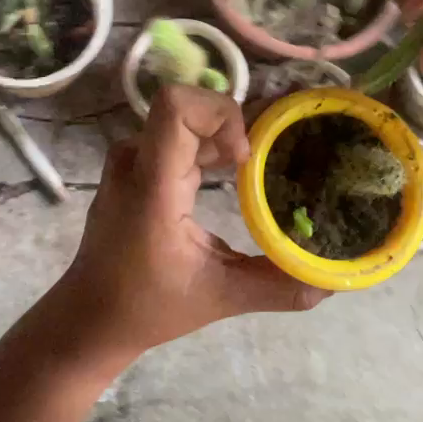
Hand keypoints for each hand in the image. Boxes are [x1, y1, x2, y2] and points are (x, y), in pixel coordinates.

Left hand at [54, 86, 327, 357]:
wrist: (90, 315)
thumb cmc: (148, 306)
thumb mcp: (219, 297)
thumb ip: (277, 287)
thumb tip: (332, 282)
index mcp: (152, 186)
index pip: (176, 107)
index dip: (221, 114)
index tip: (245, 156)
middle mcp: (135, 160)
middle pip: (186, 106)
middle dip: (234, 122)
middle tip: (270, 152)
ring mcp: (130, 159)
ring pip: (183, 118)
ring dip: (223, 132)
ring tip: (259, 160)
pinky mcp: (134, 164)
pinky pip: (175, 134)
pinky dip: (208, 142)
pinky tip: (234, 168)